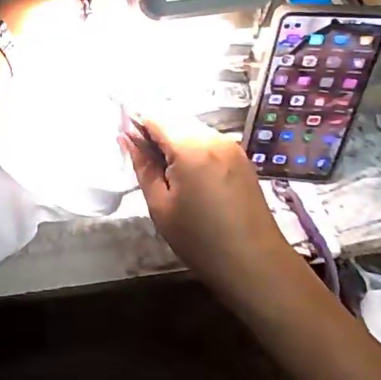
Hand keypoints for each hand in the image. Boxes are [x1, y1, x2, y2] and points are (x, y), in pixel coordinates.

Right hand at [120, 109, 295, 292]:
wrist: (255, 263)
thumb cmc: (200, 239)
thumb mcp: (161, 206)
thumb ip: (143, 166)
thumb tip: (127, 138)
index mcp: (191, 146)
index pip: (156, 116)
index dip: (136, 123)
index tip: (125, 141)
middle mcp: (213, 137)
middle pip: (176, 119)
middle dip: (156, 132)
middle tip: (144, 163)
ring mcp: (231, 146)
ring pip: (193, 129)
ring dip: (175, 141)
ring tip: (166, 173)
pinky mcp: (241, 158)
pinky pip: (209, 141)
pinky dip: (193, 149)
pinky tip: (189, 176)